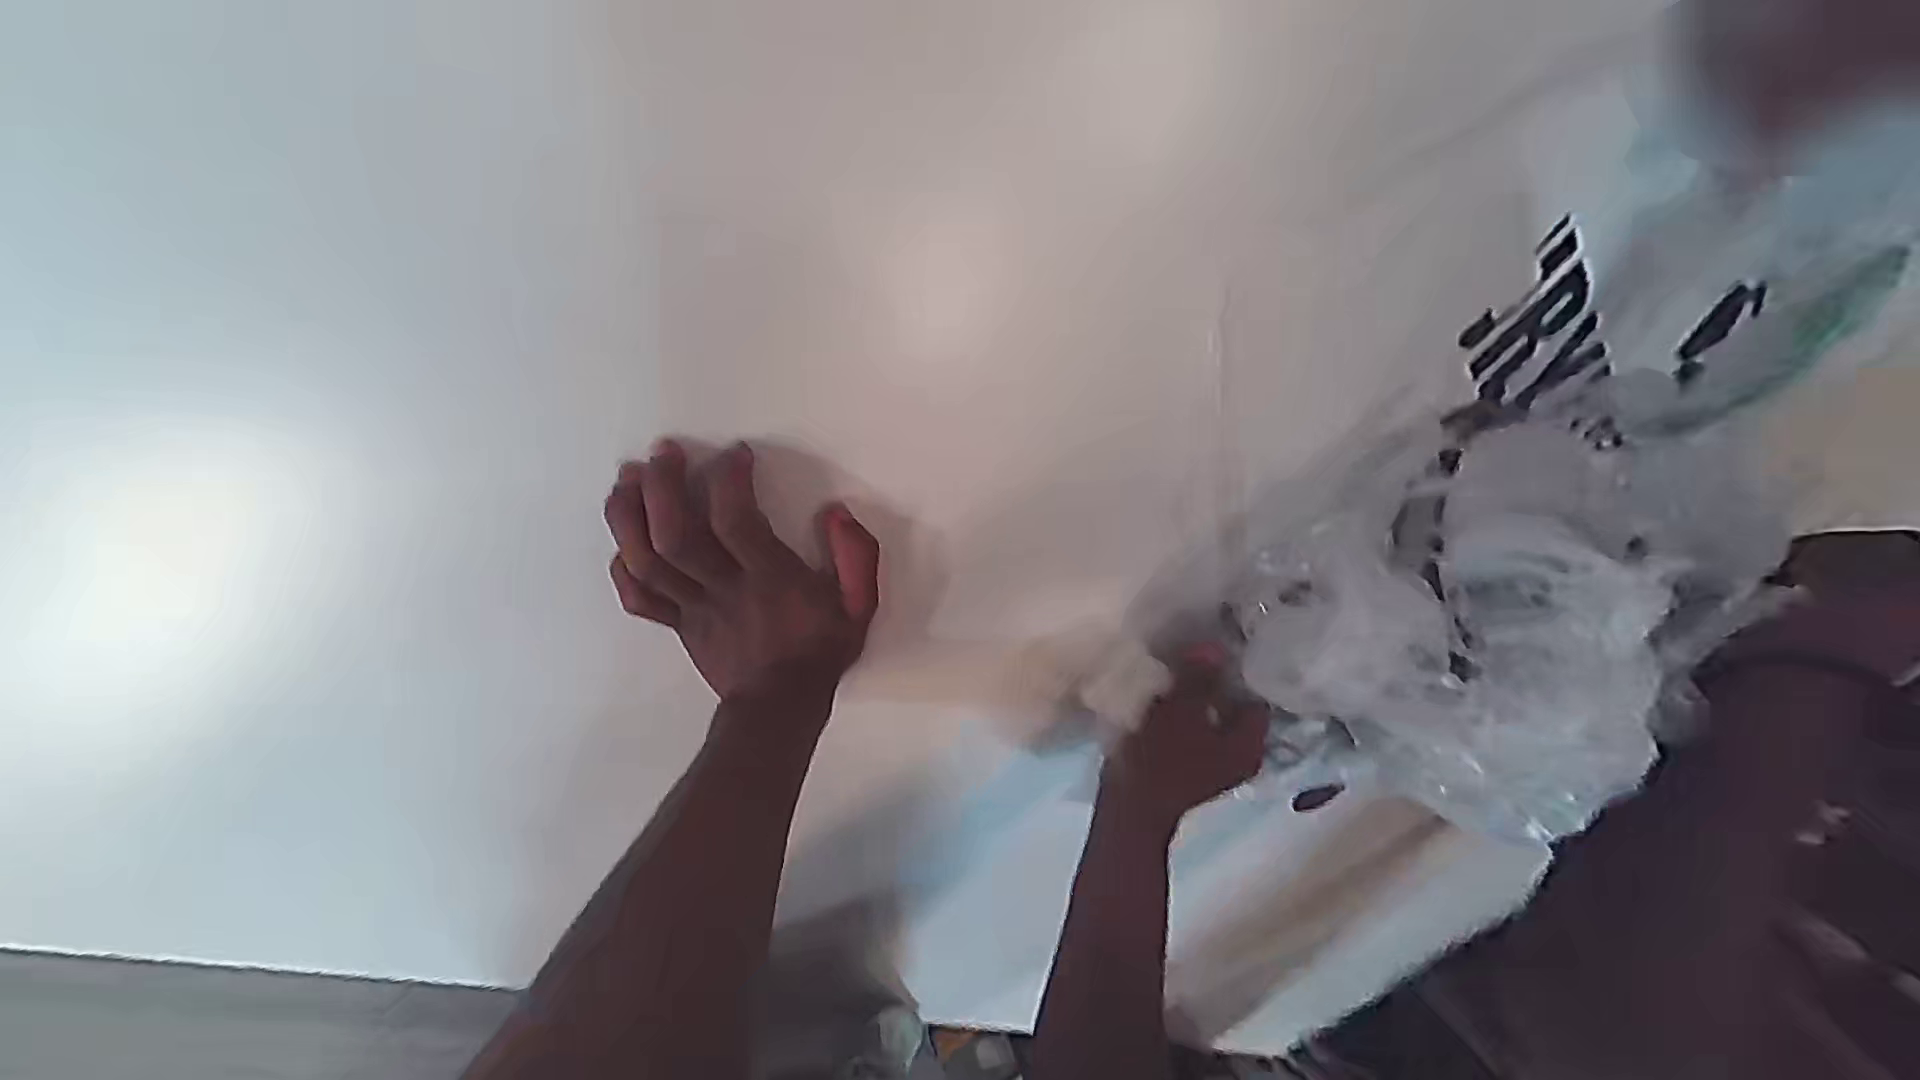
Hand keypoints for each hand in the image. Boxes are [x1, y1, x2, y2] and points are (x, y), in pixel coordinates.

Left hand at [603, 438, 881, 706]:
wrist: (782, 706)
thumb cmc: (821, 649)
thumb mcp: (859, 603)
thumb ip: (857, 555)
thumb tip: (837, 512)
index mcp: (768, 579)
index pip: (737, 520)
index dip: (729, 479)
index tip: (736, 453)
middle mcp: (723, 588)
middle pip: (676, 534)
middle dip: (662, 486)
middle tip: (664, 453)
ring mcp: (693, 609)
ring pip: (647, 560)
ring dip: (629, 516)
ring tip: (626, 479)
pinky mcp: (678, 626)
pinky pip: (639, 599)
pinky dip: (622, 569)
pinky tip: (623, 543)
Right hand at [1098, 647, 1267, 832]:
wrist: (1130, 805)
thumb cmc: (1162, 758)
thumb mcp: (1181, 710)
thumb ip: (1200, 678)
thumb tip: (1216, 647)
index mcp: (1249, 746)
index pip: (1254, 700)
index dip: (1237, 675)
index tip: (1214, 656)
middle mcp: (1240, 758)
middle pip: (1231, 710)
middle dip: (1211, 687)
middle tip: (1190, 661)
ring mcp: (1213, 767)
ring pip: (1209, 722)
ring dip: (1194, 702)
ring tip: (1173, 678)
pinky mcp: (1189, 769)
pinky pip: (1192, 734)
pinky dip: (1181, 720)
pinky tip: (1161, 703)